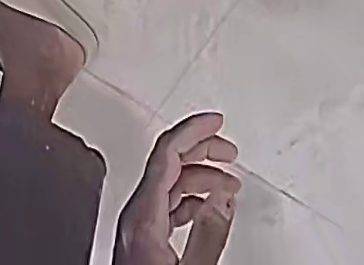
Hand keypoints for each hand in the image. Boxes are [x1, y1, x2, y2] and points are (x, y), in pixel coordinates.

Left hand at [115, 112, 240, 264]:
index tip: (215, 121)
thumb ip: (207, 234)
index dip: (193, 129)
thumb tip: (223, 197)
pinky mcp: (141, 241)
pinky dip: (191, 196)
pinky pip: (167, 203)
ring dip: (201, 175)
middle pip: (169, 161)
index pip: (167, 151)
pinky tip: (208, 205)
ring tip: (228, 183)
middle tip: (228, 150)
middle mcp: (135, 216)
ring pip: (169, 182)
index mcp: (142, 216)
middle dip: (203, 148)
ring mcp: (135, 228)